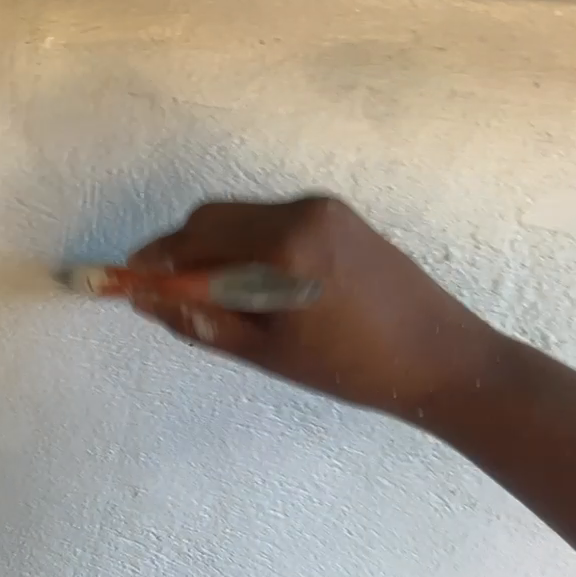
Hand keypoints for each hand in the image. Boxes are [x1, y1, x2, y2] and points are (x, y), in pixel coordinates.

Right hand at [128, 196, 506, 417]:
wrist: (445, 361)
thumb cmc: (351, 367)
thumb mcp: (264, 351)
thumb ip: (199, 320)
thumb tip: (144, 301)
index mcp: (285, 243)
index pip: (196, 236)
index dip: (155, 257)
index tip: (130, 278)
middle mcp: (301, 211)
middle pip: (213, 216)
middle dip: (180, 249)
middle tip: (164, 289)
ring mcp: (323, 208)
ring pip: (239, 216)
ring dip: (211, 246)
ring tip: (208, 292)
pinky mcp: (337, 216)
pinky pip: (268, 221)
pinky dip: (244, 244)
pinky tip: (250, 282)